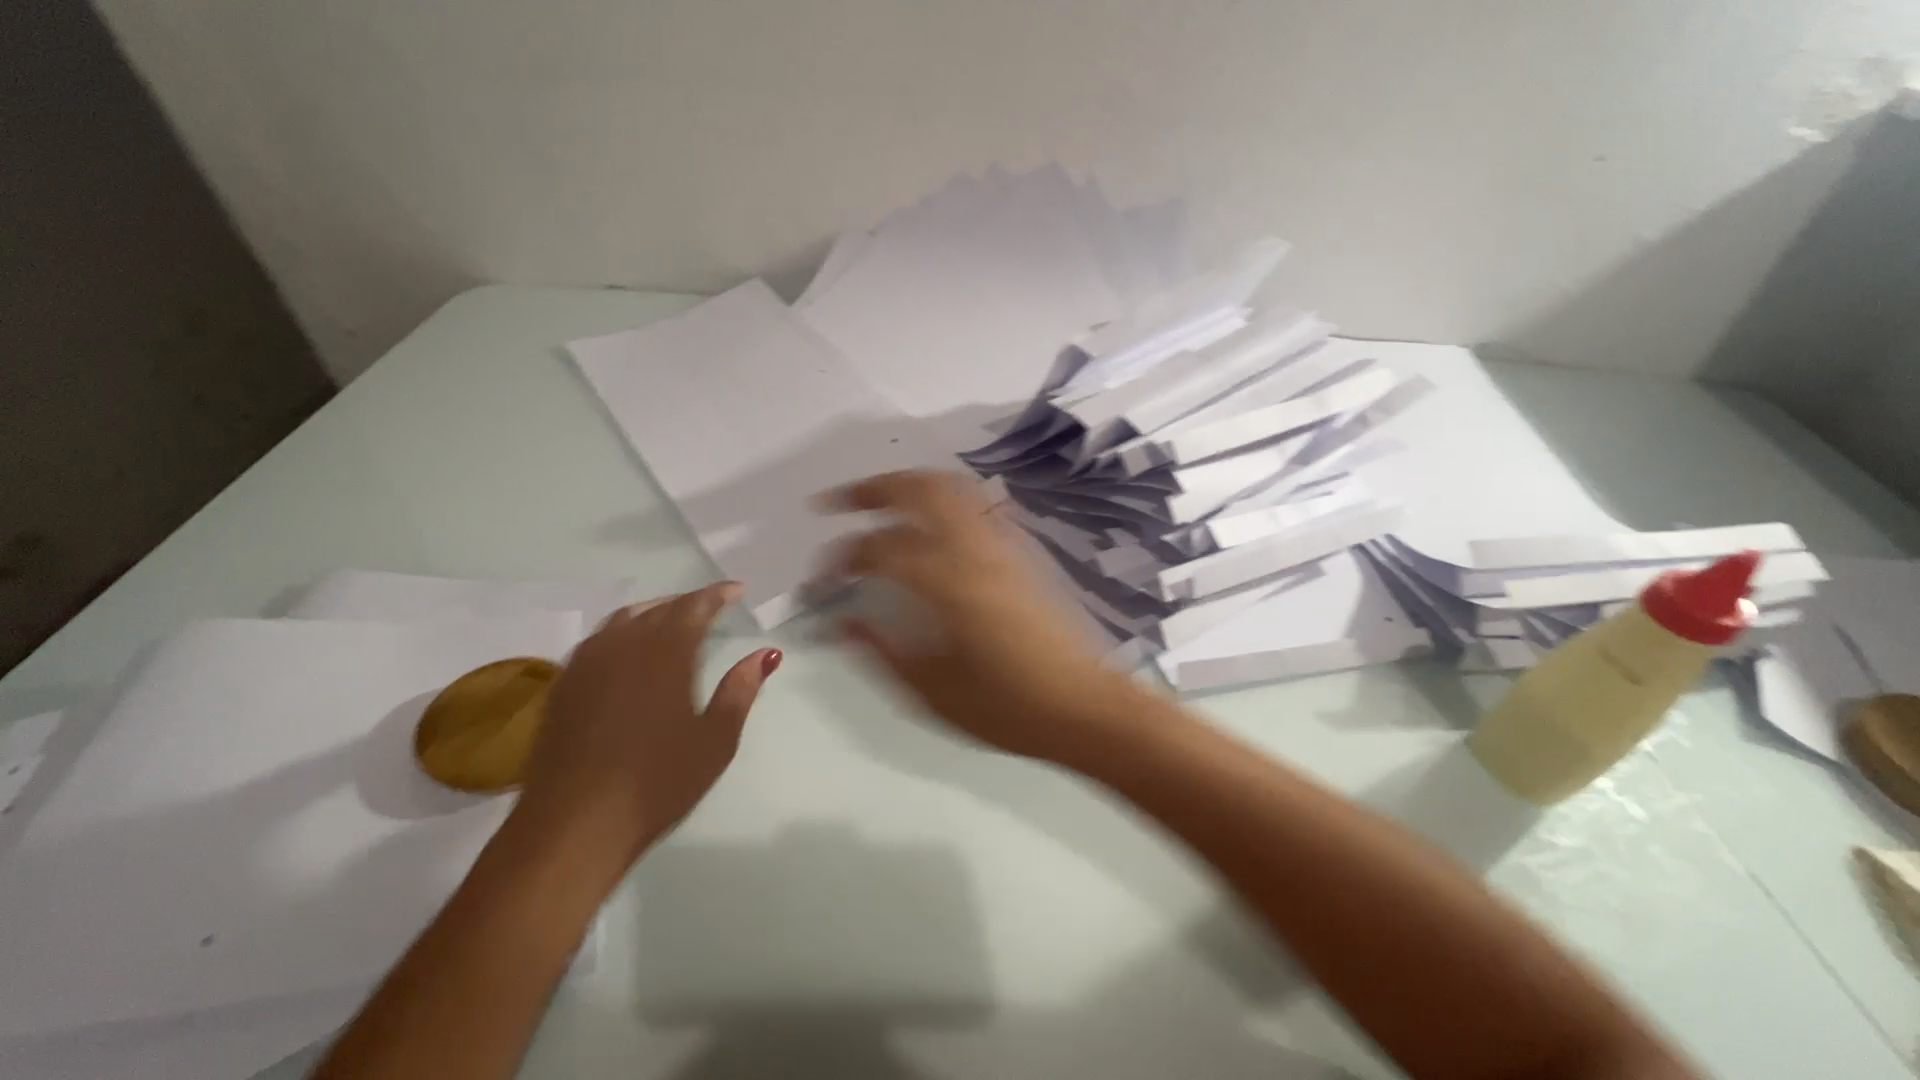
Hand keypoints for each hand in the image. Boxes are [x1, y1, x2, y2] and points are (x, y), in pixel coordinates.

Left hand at [509, 583, 780, 868]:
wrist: (576, 822)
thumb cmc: (658, 782)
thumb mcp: (715, 739)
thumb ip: (740, 690)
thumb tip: (766, 654)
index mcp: (665, 652)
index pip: (694, 606)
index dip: (717, 595)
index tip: (737, 591)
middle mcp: (623, 645)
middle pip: (658, 608)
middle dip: (687, 603)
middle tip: (710, 608)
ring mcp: (586, 663)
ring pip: (623, 620)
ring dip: (652, 613)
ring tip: (671, 624)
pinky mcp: (562, 685)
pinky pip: (598, 642)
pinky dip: (621, 634)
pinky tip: (628, 655)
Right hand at [822, 470, 1150, 761]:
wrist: (1087, 709)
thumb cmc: (1008, 710)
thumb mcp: (932, 693)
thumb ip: (882, 652)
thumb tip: (840, 623)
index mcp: (948, 584)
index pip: (880, 548)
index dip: (841, 558)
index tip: (822, 579)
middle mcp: (976, 550)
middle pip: (920, 490)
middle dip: (873, 489)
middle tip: (838, 502)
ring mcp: (1005, 546)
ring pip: (953, 489)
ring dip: (910, 486)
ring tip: (881, 502)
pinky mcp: (1025, 553)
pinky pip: (978, 506)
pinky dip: (943, 499)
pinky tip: (931, 524)